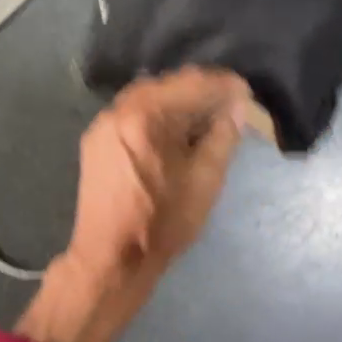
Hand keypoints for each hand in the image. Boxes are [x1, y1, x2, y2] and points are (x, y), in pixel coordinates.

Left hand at [18, 68, 252, 341]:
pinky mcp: (97, 144)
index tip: (245, 92)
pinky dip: (158, 117)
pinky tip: (174, 135)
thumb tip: (234, 108)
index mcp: (145, 116)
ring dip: (178, 103)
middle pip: (166, 85)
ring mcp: (103, 126)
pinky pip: (133, 116)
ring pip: (148, 99)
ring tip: (204, 120)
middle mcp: (118, 110)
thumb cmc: (163, 223)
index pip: (191, 83)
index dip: (222, 84)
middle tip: (228, 105)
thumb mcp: (205, 181)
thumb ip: (222, 137)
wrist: (111, 259)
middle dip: (200, 91)